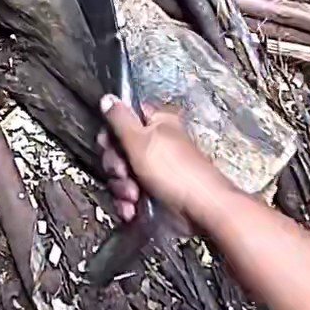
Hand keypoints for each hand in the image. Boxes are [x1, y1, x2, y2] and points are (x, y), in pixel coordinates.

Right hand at [97, 95, 242, 226]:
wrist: (201, 211)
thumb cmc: (177, 173)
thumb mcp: (139, 140)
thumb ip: (119, 118)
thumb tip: (108, 98)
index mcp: (156, 123)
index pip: (123, 119)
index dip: (111, 134)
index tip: (109, 145)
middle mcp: (156, 143)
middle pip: (118, 149)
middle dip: (116, 166)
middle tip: (124, 172)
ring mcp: (156, 169)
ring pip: (122, 174)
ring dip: (122, 187)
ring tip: (134, 195)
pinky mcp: (155, 192)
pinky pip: (130, 194)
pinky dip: (129, 203)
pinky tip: (133, 208)